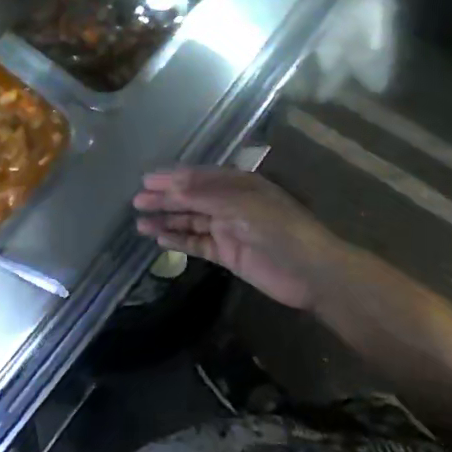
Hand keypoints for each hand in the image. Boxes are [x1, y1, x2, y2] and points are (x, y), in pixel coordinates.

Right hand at [133, 166, 335, 308]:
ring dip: (166, 220)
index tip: (145, 180)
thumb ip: (206, 195)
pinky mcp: (228, 254)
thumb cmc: (281, 229)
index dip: (171, 178)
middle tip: (136, 201)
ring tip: (140, 223)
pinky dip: (179, 241)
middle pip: (190, 198)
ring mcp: (228, 229)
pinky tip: (160, 239)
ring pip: (190, 221)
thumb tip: (171, 188)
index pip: (197, 177)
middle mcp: (229, 203)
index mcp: (237, 184)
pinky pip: (197, 244)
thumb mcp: (243, 205)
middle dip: (163, 199)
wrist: (314, 273)